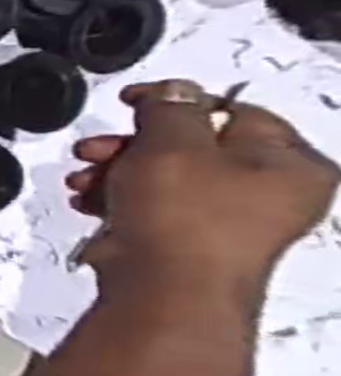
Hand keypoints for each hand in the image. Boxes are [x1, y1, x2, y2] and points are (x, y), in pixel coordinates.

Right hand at [65, 80, 337, 282]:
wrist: (163, 285)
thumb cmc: (181, 215)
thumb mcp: (170, 146)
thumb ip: (171, 110)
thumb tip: (174, 91)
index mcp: (290, 164)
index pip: (232, 111)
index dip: (175, 102)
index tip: (129, 101)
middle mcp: (271, 191)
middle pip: (190, 146)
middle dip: (130, 145)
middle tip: (94, 149)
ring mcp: (230, 219)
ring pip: (164, 176)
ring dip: (115, 171)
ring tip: (85, 180)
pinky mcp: (190, 238)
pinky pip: (152, 204)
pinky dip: (118, 197)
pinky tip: (92, 201)